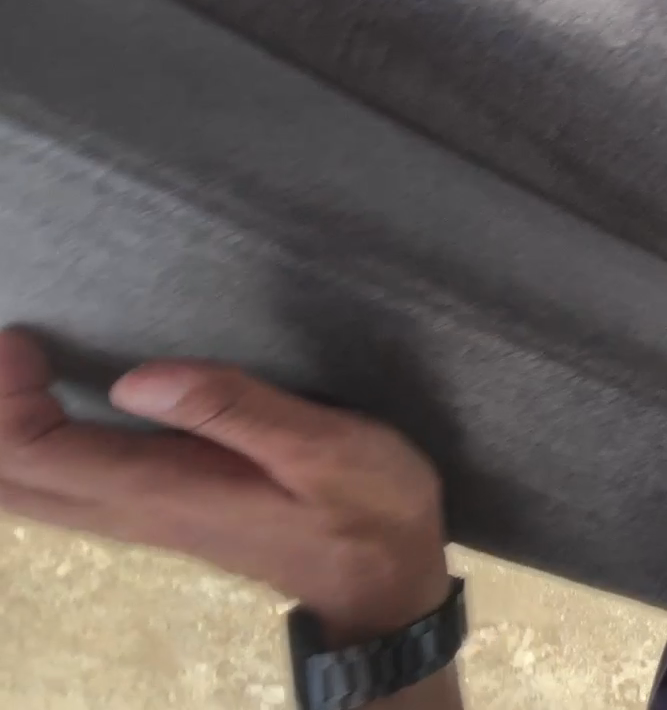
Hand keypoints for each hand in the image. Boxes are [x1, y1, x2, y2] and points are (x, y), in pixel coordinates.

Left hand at [0, 329, 450, 645]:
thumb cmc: (367, 503)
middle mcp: (136, 509)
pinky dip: (39, 457)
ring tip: (23, 381)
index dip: (4, 394)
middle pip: (9, 481)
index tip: (21, 336)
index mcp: (162, 487)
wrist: (385, 572)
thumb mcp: (323, 446)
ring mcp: (153, 519)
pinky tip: (71, 425)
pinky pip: (69, 492)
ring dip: (5, 441)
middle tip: (9, 353)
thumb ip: (239, 410)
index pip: (34, 451)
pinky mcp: (177, 516)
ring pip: (32, 492)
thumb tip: (135, 379)